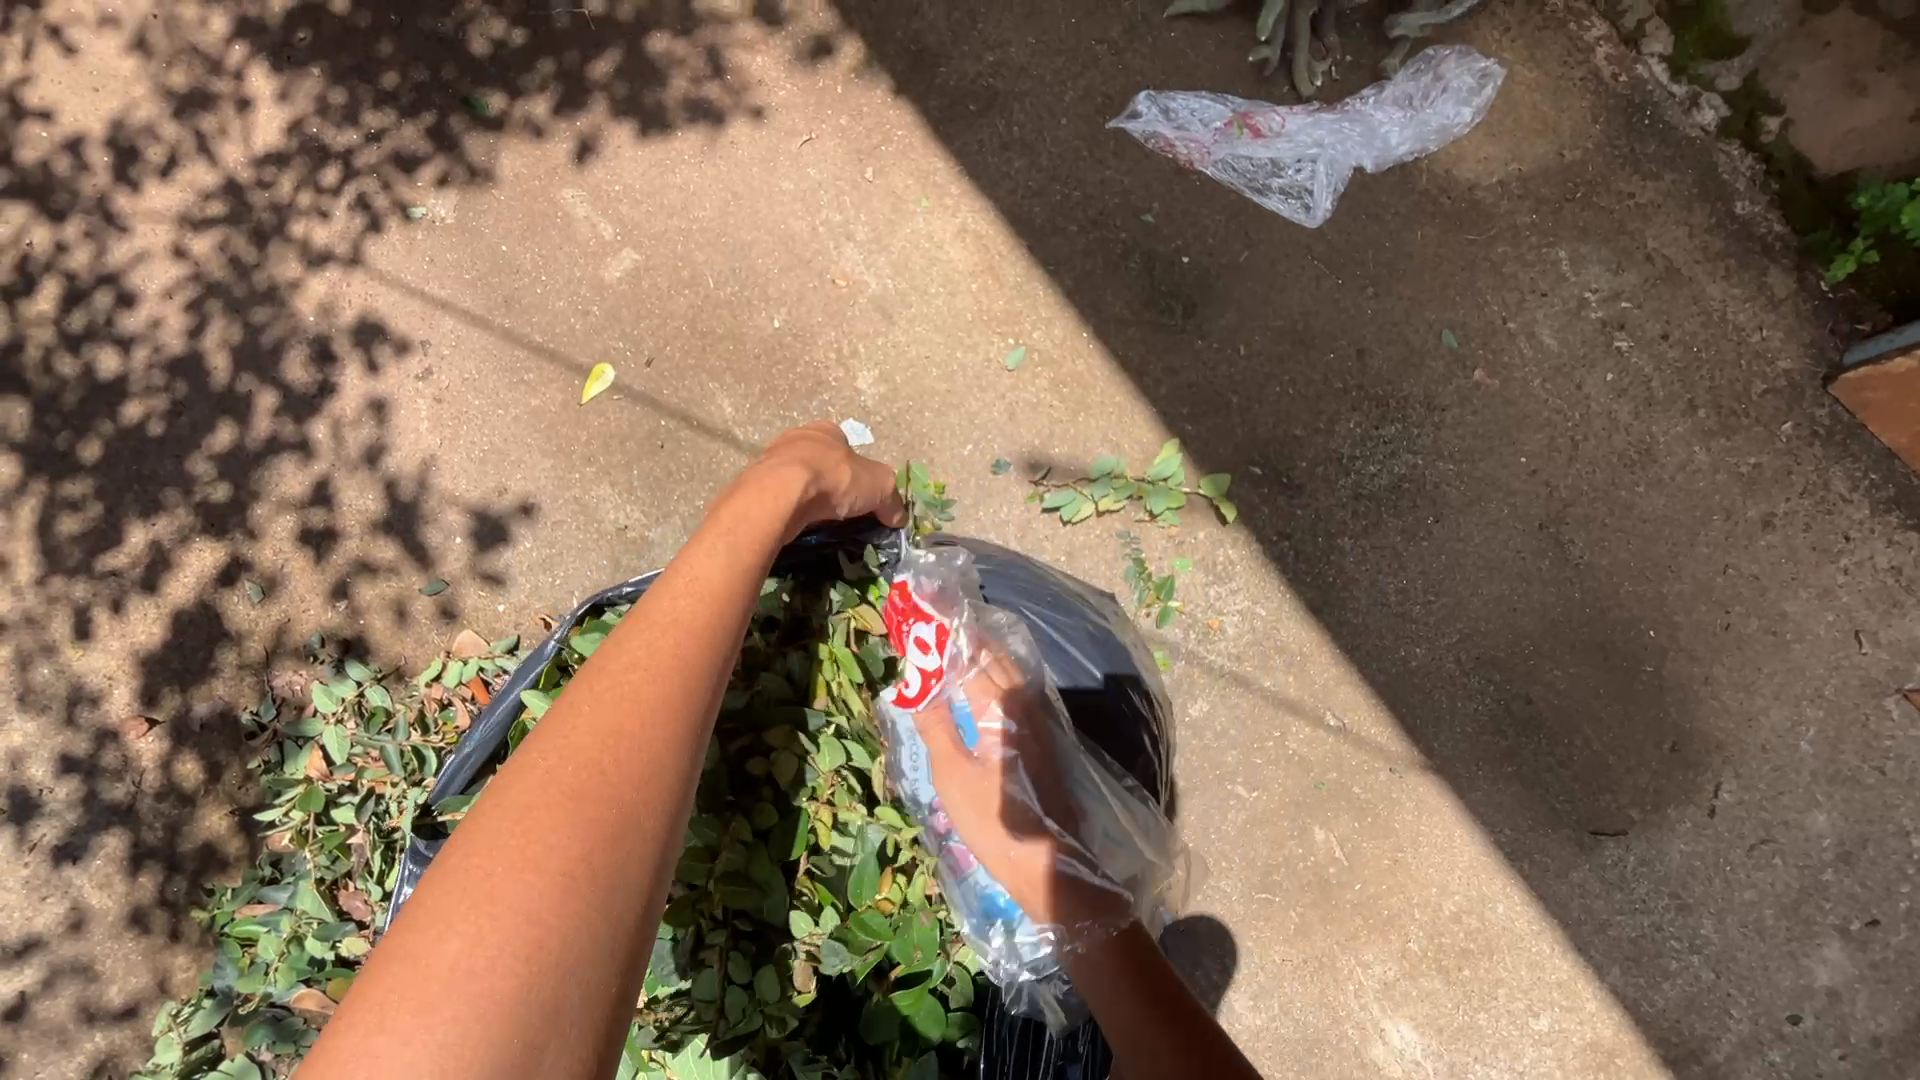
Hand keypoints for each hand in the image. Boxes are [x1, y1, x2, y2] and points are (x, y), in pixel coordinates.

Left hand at [732, 421, 905, 540]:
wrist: (782, 493)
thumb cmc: (834, 478)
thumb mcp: (879, 486)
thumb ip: (891, 500)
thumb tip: (899, 517)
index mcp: (827, 430)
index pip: (844, 445)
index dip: (855, 468)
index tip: (859, 493)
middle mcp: (797, 438)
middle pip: (818, 461)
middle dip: (829, 482)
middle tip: (840, 508)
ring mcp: (772, 460)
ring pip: (795, 478)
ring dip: (806, 496)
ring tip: (818, 519)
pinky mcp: (755, 484)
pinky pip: (778, 497)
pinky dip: (788, 509)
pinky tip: (797, 523)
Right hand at [911, 650, 1133, 942]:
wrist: (1050, 864)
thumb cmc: (995, 822)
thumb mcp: (953, 776)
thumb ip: (936, 726)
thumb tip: (915, 685)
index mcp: (1000, 706)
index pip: (969, 659)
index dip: (944, 642)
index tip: (921, 626)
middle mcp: (1024, 702)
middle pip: (992, 658)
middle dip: (964, 642)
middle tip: (934, 634)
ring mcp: (1039, 719)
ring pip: (1009, 672)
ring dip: (982, 657)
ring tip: (953, 652)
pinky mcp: (1044, 736)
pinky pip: (1018, 690)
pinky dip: (997, 677)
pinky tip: (982, 687)